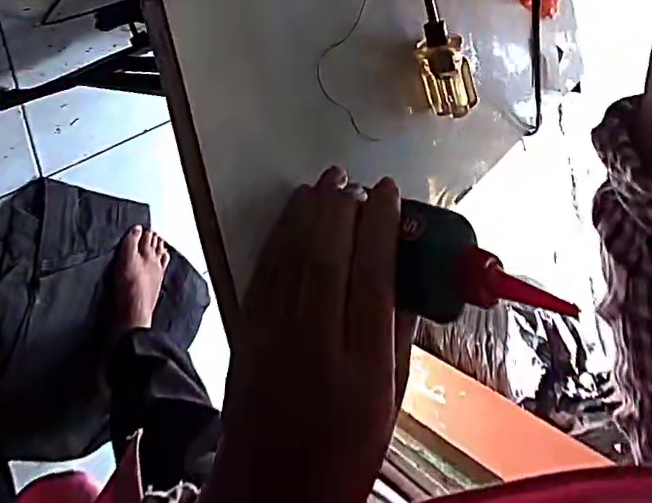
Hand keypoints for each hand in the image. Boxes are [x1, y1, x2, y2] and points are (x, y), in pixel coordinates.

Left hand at [206, 168, 418, 502]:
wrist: (269, 491)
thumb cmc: (342, 452)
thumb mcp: (389, 400)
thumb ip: (399, 331)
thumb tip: (403, 270)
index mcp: (363, 368)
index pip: (374, 276)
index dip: (383, 225)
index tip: (390, 194)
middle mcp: (315, 345)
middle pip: (329, 255)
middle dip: (344, 206)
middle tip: (357, 181)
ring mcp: (274, 335)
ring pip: (293, 253)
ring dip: (312, 208)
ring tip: (329, 181)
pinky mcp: (247, 330)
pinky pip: (266, 267)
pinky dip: (282, 231)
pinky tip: (295, 210)